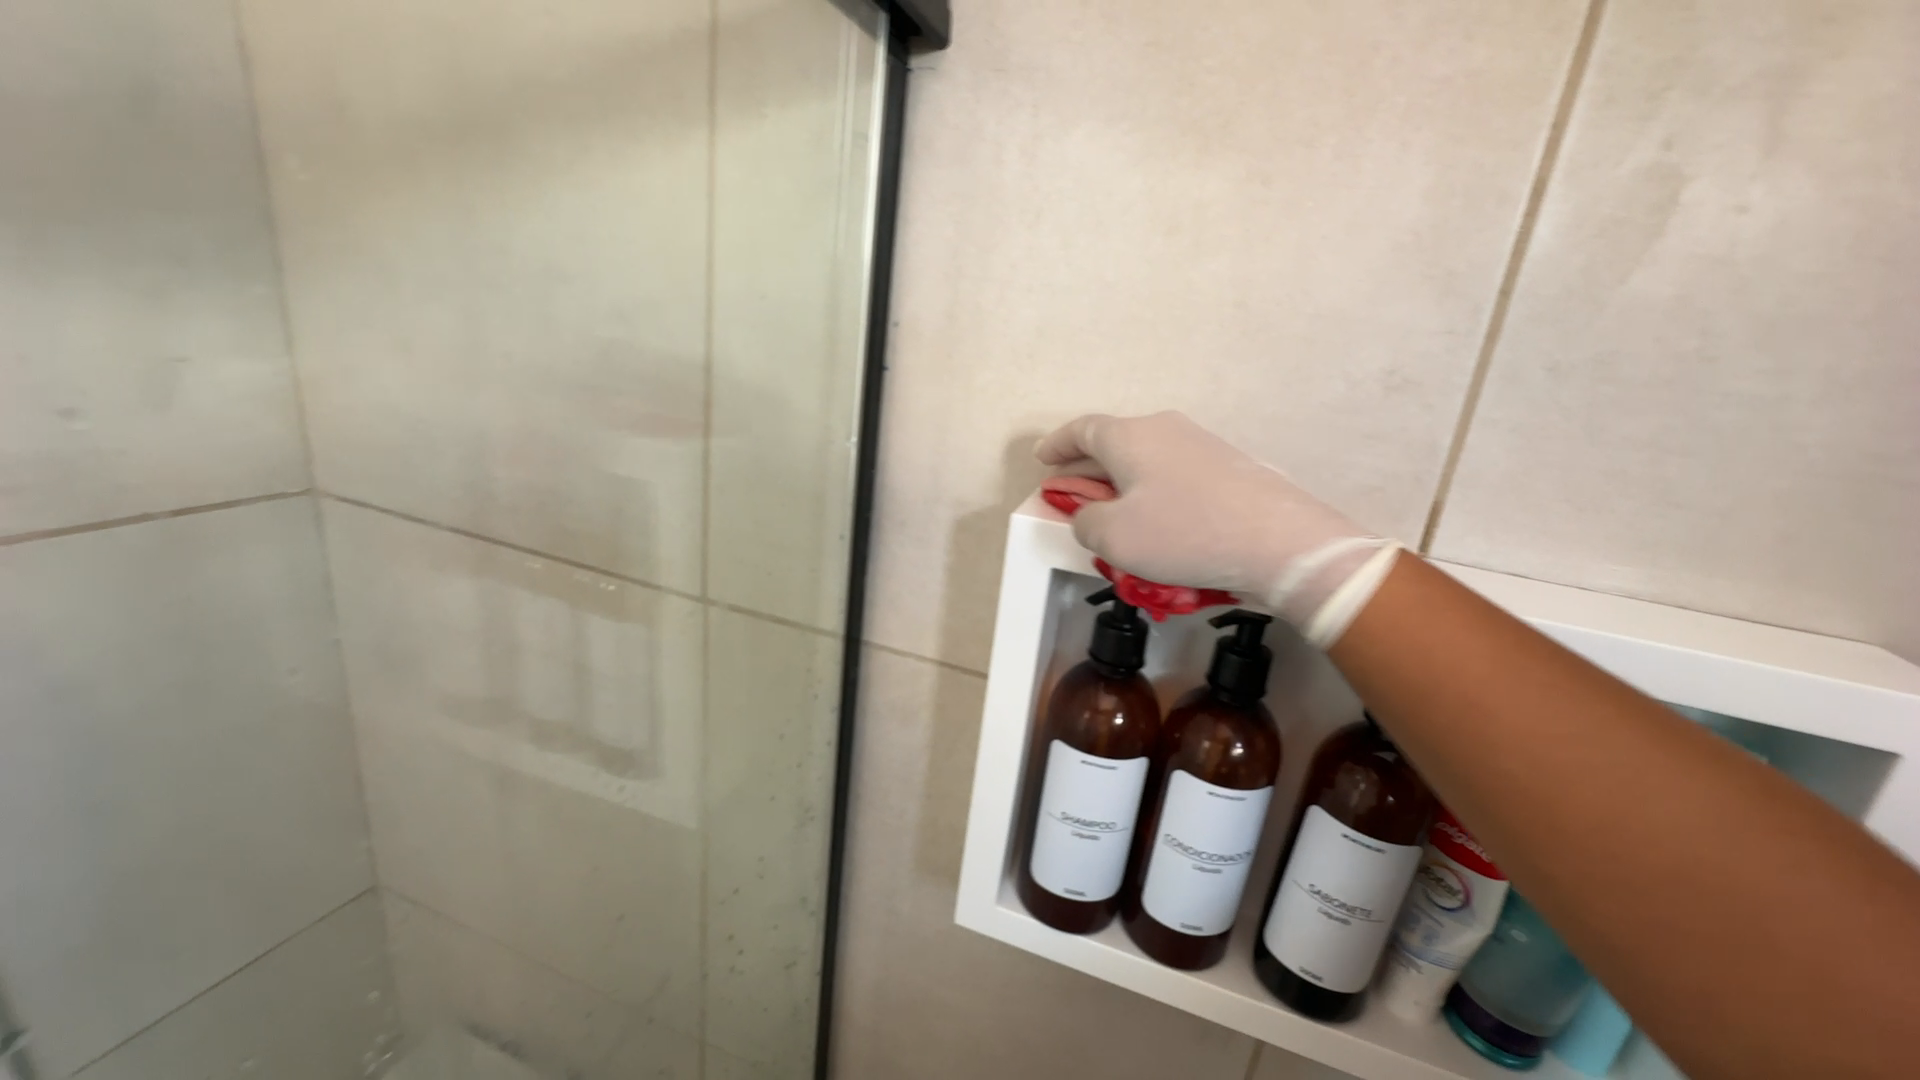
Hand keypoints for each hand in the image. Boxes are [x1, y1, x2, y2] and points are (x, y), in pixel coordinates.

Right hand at [1035, 411, 1401, 645]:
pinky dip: (1151, 492)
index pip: (1082, 430)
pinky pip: (1172, 474)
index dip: (1058, 445)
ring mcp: (1200, 446)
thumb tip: (1090, 515)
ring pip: (1145, 460)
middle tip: (1069, 496)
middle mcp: (1165, 429)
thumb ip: (1085, 522)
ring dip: (1121, 483)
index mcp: (1131, 436)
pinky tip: (1156, 524)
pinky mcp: (1227, 469)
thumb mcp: (1113, 538)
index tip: (1043, 459)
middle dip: (1086, 469)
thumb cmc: (1185, 534)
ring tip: (1112, 516)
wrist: (1279, 542)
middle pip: (1114, 443)